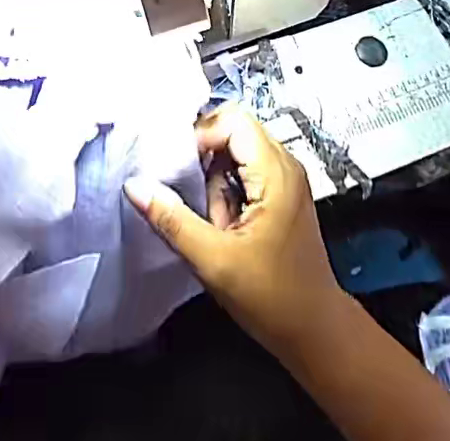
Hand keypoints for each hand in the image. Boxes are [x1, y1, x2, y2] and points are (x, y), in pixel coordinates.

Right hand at [123, 106, 346, 353]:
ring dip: (216, 176)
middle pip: (236, 129)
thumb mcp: (214, 260)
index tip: (177, 167)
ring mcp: (286, 178)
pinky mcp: (282, 192)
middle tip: (189, 193)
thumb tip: (135, 186)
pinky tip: (224, 222)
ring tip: (213, 219)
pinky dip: (228, 188)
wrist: (314, 328)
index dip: (200, 136)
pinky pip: (247, 169)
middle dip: (205, 156)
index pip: (233, 121)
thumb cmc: (271, 296)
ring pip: (238, 150)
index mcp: (276, 172)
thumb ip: (172, 220)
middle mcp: (285, 164)